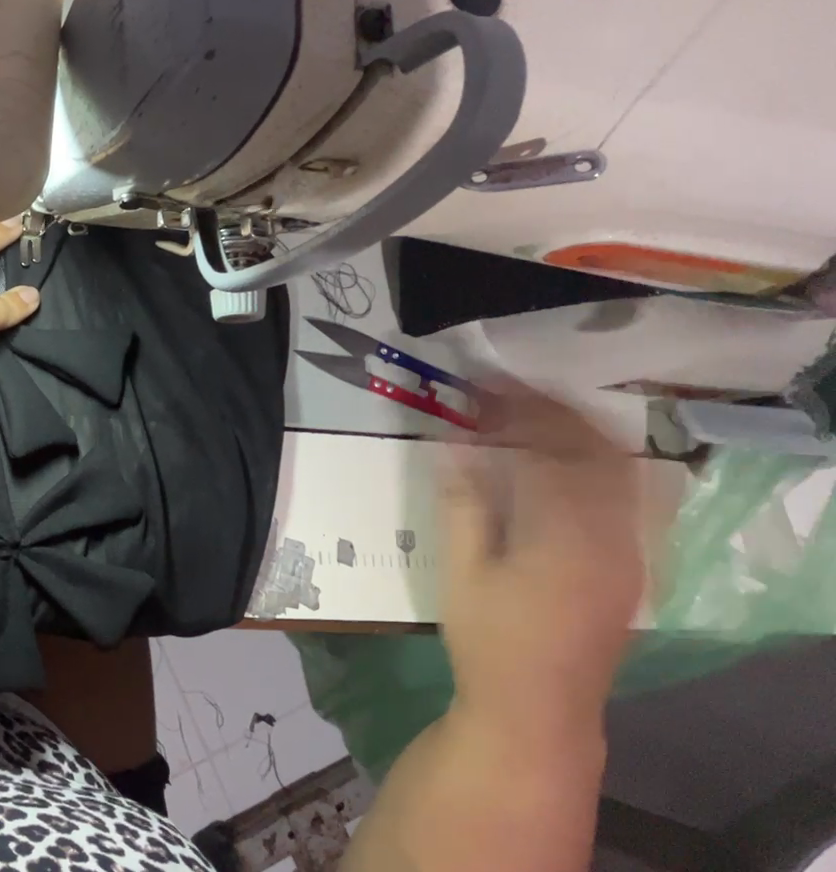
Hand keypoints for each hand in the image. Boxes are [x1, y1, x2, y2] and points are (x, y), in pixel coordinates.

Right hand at [438, 384, 656, 741]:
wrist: (538, 704)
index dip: (515, 408)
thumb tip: (454, 442)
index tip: (480, 383)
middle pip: (594, 450)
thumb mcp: (461, 570)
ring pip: (618, 469)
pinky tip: (562, 457)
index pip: (548, 448)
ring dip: (576, 431)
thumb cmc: (488, 637)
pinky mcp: (632, 563)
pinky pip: (623, 493)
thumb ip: (463, 502)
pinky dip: (593, 460)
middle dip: (551, 410)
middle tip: (504, 388)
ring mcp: (631, 550)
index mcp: (566, 535)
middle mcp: (612, 534)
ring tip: (530, 411)